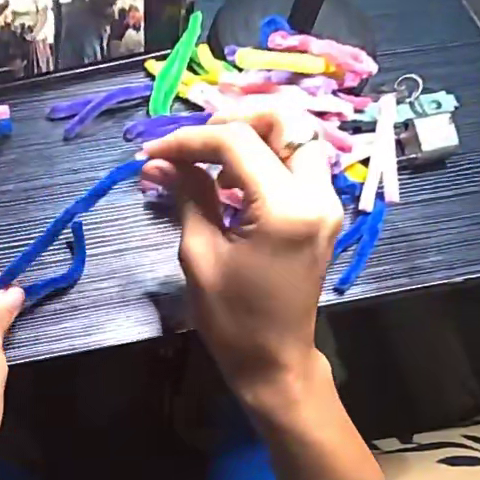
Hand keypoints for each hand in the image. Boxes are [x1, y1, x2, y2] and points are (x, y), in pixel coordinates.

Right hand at [140, 104, 341, 408]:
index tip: (153, 151)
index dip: (189, 139)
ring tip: (206, 156)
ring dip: (251, 133)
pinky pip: (298, 162)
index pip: (237, 142)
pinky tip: (230, 177)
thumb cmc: (232, 319)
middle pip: (284, 119)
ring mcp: (326, 201)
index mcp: (285, 208)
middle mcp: (317, 193)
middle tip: (192, 143)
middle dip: (233, 119)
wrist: (274, 360)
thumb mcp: (200, 255)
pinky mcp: (322, 211)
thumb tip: (157, 161)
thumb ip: (187, 196)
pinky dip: (265, 155)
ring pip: (297, 135)